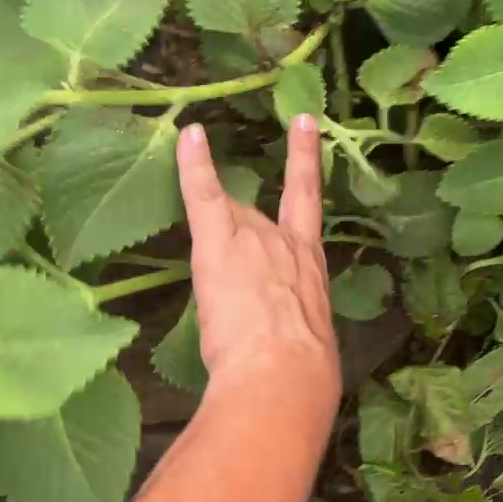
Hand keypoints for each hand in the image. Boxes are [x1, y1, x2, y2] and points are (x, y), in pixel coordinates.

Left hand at [176, 115, 339, 412]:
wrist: (286, 372)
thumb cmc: (303, 371)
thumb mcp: (308, 340)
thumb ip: (294, 326)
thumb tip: (290, 347)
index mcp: (312, 266)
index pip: (309, 209)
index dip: (307, 166)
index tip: (305, 129)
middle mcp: (289, 243)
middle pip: (263, 215)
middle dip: (265, 194)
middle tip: (289, 134)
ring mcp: (257, 240)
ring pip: (232, 217)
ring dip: (222, 220)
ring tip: (204, 192)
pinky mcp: (221, 245)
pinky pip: (207, 196)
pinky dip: (197, 164)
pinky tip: (190, 135)